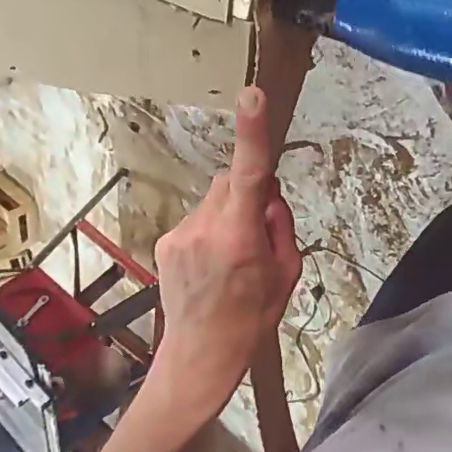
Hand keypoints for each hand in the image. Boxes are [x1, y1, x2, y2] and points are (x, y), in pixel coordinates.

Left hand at [150, 86, 302, 417]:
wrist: (200, 355)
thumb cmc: (251, 319)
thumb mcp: (286, 273)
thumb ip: (280, 225)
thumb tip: (268, 197)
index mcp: (240, 236)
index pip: (249, 172)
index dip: (252, 132)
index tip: (252, 95)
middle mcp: (205, 227)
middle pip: (229, 181)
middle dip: (245, 194)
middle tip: (255, 232)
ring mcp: (179, 233)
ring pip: (212, 200)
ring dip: (226, 214)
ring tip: (229, 257)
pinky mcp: (165, 240)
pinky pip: (195, 219)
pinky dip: (208, 229)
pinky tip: (209, 263)